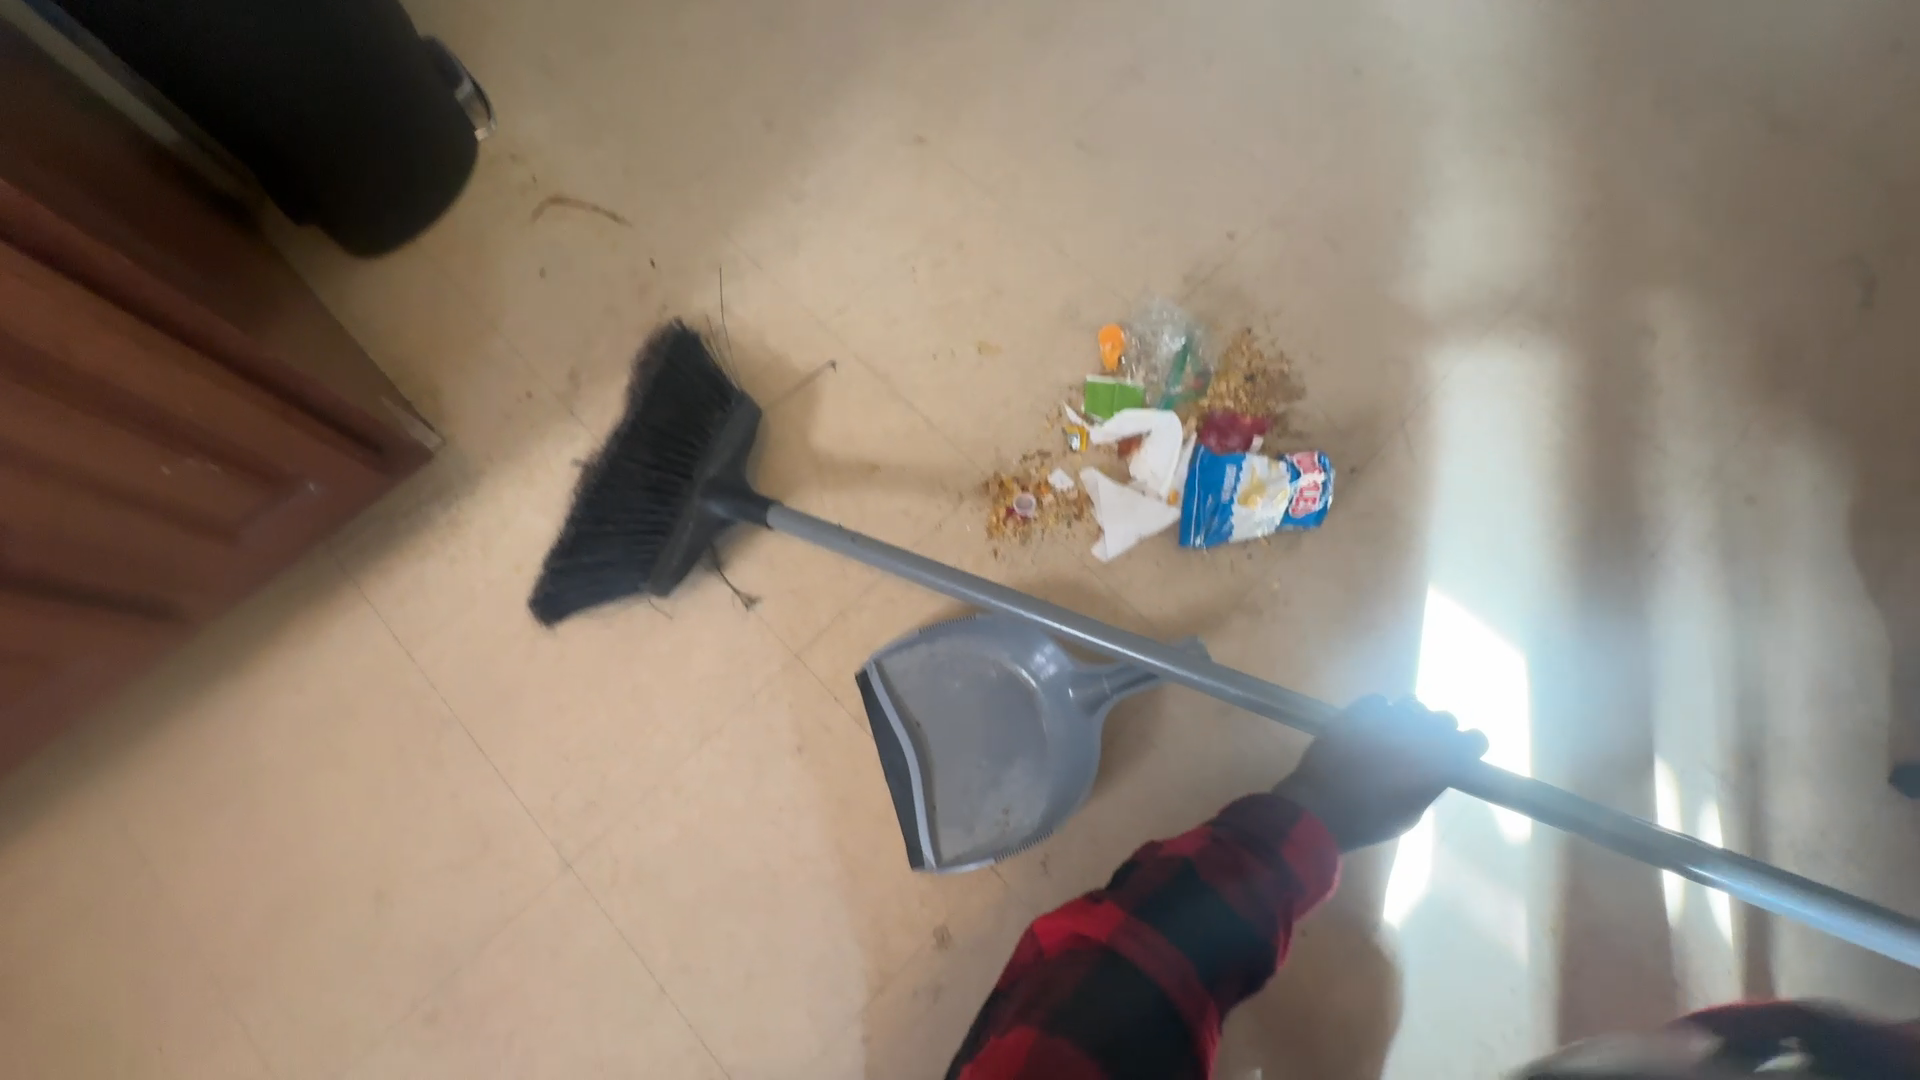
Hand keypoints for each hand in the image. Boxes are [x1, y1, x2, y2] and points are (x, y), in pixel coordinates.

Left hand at [1272, 695, 1488, 851]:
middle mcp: (1417, 735)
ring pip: (1411, 705)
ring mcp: (1384, 720)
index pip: (1472, 740)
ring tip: (1399, 730)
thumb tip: (1437, 769)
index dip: (1469, 744)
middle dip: (1440, 729)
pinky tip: (1374, 724)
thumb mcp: (1413, 812)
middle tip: (1426, 741)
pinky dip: (1380, 710)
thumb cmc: (1371, 820)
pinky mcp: (1355, 713)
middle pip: (1443, 719)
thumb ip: (1431, 784)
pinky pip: (1377, 700)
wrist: (1321, 807)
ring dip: (1411, 717)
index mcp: (1439, 762)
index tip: (1461, 750)